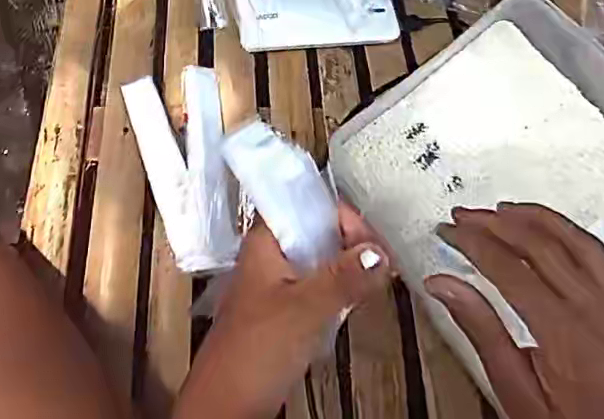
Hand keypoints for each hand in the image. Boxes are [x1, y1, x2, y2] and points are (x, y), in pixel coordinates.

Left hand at [173, 204, 392, 418]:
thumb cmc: (251, 354)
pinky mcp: (282, 312)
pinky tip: (351, 304)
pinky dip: (337, 292)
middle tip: (379, 260)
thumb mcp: (304, 309)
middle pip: (317, 231)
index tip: (371, 242)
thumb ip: (343, 278)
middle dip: (350, 242)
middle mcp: (269, 255)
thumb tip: (379, 252)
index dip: (343, 216)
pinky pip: (316, 288)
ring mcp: (275, 284)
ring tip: (372, 279)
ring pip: (318, 261)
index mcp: (265, 240)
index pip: (310, 205)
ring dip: (345, 268)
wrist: (224, 411)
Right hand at [427, 203, 603, 418]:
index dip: (473, 243)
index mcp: (566, 338)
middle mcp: (599, 314)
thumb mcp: (518, 398)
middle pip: (540, 246)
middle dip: (495, 223)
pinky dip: (573, 235)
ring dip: (534, 218)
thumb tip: (440, 282)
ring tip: (500, 210)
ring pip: (575, 241)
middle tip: (463, 215)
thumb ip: (482, 334)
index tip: (446, 231)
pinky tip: (552, 231)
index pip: (509, 269)